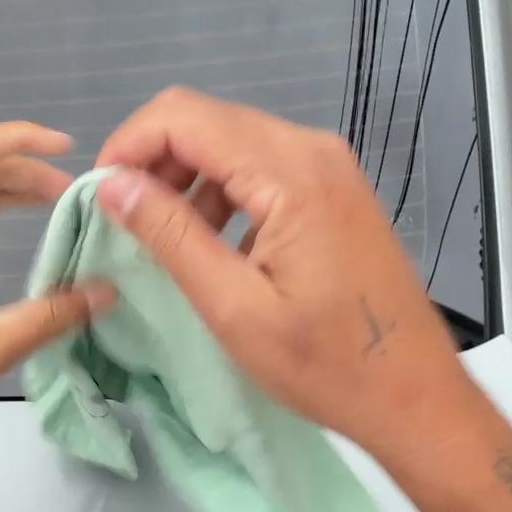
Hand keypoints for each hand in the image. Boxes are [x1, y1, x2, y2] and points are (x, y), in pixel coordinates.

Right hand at [93, 88, 469, 457]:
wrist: (412, 394)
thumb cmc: (324, 365)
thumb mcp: (234, 307)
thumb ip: (171, 237)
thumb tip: (111, 185)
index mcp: (290, 173)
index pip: (184, 117)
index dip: (128, 145)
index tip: (99, 196)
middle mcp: (313, 150)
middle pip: (208, 120)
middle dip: (153, 161)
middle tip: (125, 221)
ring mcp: (330, 167)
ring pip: (233, 142)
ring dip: (188, 179)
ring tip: (166, 239)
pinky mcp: (335, 190)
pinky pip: (263, 168)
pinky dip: (224, 193)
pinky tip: (215, 243)